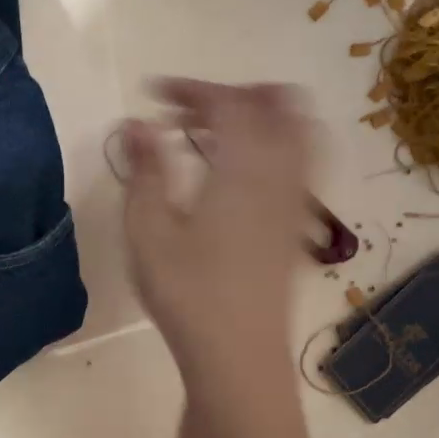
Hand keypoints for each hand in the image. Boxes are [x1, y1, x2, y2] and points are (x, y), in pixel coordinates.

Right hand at [122, 79, 313, 391]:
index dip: (190, 89)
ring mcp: (296, 195)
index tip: (152, 93)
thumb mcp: (148, 230)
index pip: (226, 103)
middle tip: (184, 110)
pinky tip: (239, 168)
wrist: (237, 349)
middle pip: (274, 104)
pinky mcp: (298, 220)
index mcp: (242, 165)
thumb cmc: (184, 290)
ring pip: (297, 128)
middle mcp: (281, 169)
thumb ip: (144, 172)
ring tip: (214, 131)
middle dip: (230, 95)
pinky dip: (273, 142)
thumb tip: (137, 125)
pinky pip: (301, 157)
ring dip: (258, 115)